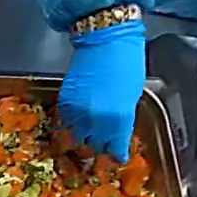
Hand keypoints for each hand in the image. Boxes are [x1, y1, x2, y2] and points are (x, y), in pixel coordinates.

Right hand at [60, 18, 144, 159]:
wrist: (107, 40)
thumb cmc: (127, 64)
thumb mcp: (132, 97)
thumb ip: (123, 120)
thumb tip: (115, 134)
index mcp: (119, 120)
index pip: (114, 150)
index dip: (115, 155)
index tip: (115, 156)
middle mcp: (97, 121)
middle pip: (94, 147)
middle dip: (98, 146)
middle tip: (100, 144)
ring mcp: (78, 113)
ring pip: (76, 138)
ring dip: (82, 137)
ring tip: (87, 133)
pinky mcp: (65, 104)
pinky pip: (66, 123)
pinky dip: (71, 124)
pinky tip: (78, 119)